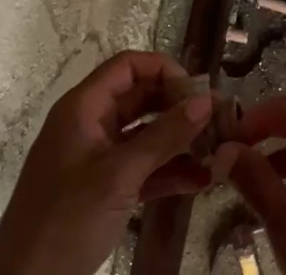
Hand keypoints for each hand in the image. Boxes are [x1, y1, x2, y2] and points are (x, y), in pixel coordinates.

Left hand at [0, 51, 211, 274]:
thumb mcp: (119, 176)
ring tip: (218, 152)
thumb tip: (206, 101)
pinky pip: (142, 168)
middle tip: (219, 121)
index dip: (164, 70)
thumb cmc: (66, 219)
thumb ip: (164, 137)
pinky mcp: (103, 189)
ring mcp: (97, 158)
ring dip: (179, 142)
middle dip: (179, 108)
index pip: (127, 67)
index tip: (198, 91)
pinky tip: (201, 181)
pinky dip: (168, 172)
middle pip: (140, 99)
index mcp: (83, 108)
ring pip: (145, 136)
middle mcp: (90, 124)